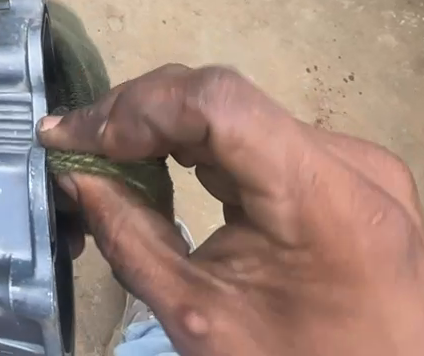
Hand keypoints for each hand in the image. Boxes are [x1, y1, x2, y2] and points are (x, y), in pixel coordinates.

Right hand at [39, 65, 423, 355]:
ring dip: (157, 126)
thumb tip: (70, 171)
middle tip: (73, 144)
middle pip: (218, 99)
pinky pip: (250, 133)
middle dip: (134, 115)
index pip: (219, 102)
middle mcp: (349, 162)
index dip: (138, 106)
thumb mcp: (204, 324)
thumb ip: (127, 236)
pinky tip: (156, 164)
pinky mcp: (344, 172)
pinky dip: (192, 143)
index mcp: (329, 202)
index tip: (79, 140)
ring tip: (102, 152)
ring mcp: (353, 163)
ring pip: (229, 109)